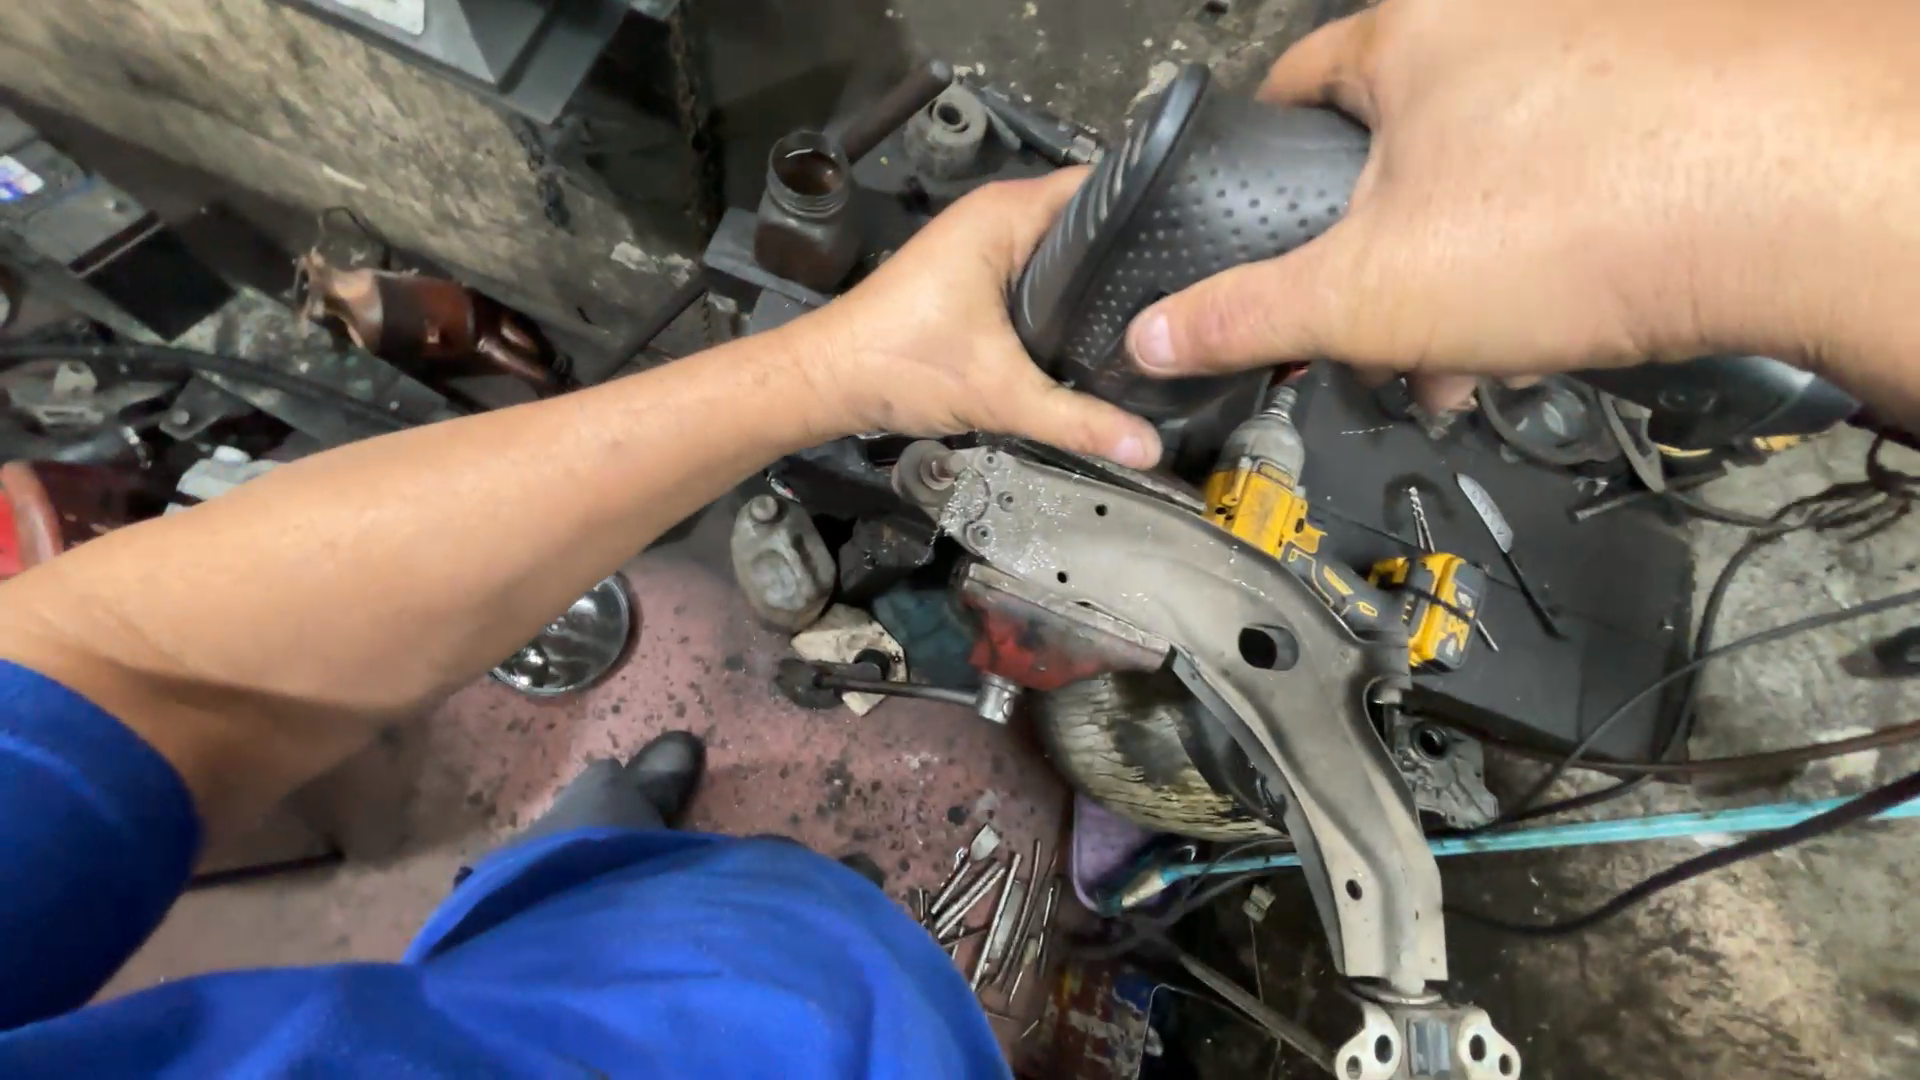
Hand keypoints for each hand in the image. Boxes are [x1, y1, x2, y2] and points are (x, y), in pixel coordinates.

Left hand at [799, 170, 1162, 467]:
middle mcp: (998, 217)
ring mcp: (983, 247)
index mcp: (1007, 214)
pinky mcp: (973, 279)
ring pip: (1060, 258)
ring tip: (1153, 320)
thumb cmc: (902, 365)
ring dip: (1095, 287)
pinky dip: (1061, 304)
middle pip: (1086, 227)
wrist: (830, 381)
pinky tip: (1095, 335)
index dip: (1148, 220)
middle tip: (1180, 303)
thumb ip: (1076, 420)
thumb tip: (1149, 447)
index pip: (1102, 192)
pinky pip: (1035, 280)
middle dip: (1128, 263)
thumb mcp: (999, 393)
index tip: (1194, 257)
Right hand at [1125, 0, 1919, 414]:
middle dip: (1362, 245)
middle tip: (1356, 320)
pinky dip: (1530, 248)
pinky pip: (1562, 172)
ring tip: (1445, 353)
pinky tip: (1532, 321)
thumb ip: (1240, 316)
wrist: (1841, 210)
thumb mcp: (1360, 295)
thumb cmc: (1584, 222)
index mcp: (1418, 35)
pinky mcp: (1686, 84)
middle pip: (1386, 146)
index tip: (1253, 217)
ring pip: (1475, 170)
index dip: (1258, 159)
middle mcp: (1515, 11)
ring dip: (1444, 265)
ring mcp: (1608, 40)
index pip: (1293, 83)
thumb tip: (1149, 336)